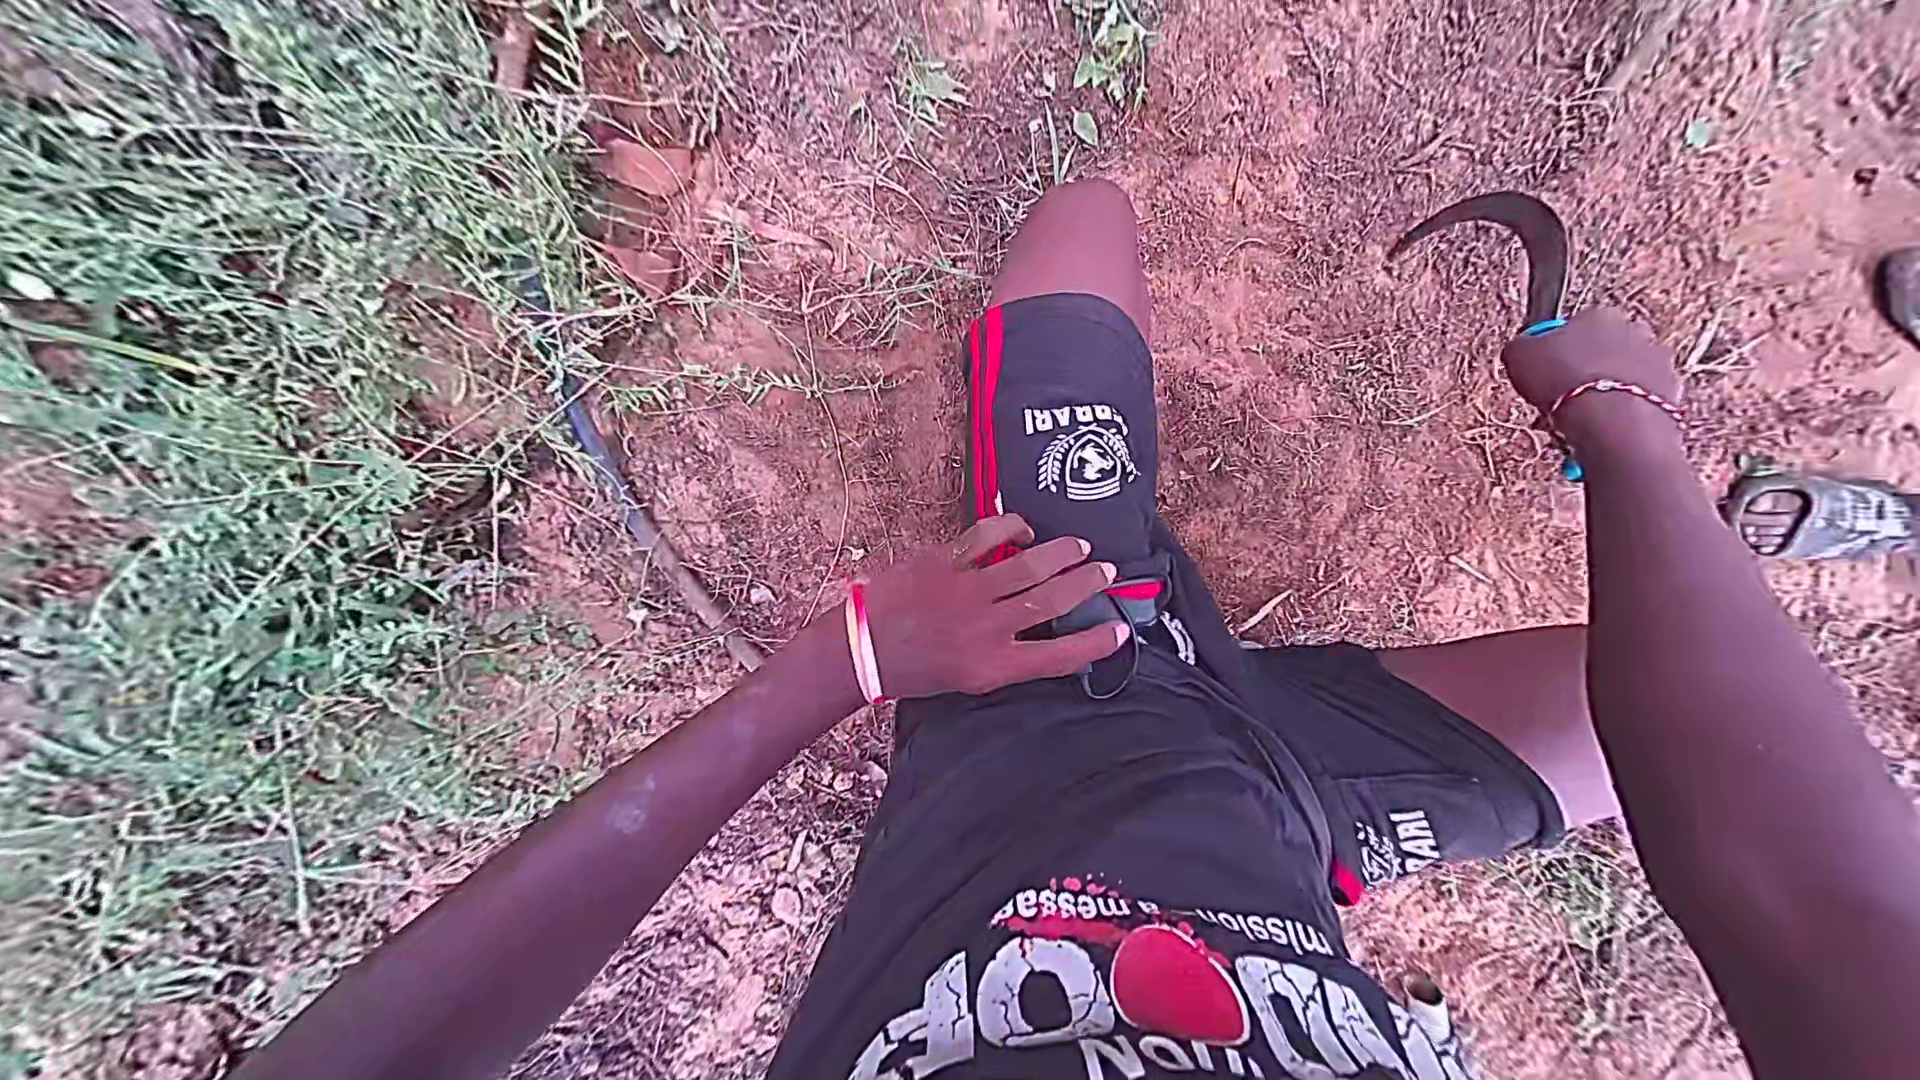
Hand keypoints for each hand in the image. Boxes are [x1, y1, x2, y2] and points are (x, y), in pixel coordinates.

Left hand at [856, 514, 1129, 698]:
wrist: (862, 650)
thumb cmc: (915, 669)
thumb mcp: (968, 679)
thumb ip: (1007, 657)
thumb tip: (1039, 631)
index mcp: (994, 665)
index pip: (1060, 656)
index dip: (1096, 644)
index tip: (1121, 630)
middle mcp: (987, 628)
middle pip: (1052, 601)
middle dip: (1087, 583)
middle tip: (1107, 570)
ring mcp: (966, 591)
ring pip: (1028, 565)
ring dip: (1061, 553)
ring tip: (1080, 546)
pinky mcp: (944, 563)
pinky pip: (986, 536)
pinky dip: (1011, 527)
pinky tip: (1024, 528)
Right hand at [1500, 308, 1681, 454]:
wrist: (1608, 413)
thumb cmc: (1561, 378)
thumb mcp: (1517, 354)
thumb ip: (1521, 345)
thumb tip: (1522, 345)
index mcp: (1597, 315)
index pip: (1568, 326)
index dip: (1549, 349)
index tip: (1536, 368)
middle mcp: (1634, 328)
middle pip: (1597, 348)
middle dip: (1577, 367)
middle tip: (1552, 392)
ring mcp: (1655, 357)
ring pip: (1615, 372)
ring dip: (1595, 387)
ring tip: (1569, 412)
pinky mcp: (1668, 385)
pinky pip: (1632, 394)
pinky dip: (1614, 405)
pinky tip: (1593, 420)